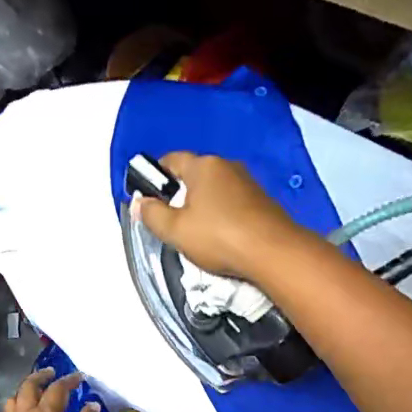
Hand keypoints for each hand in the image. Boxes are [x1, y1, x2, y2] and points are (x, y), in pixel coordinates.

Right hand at [131, 151, 309, 278]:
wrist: (272, 251)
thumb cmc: (218, 237)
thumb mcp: (176, 231)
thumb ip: (152, 215)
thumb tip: (138, 202)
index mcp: (202, 165)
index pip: (170, 159)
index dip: (155, 176)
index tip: (149, 198)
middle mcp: (226, 165)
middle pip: (194, 174)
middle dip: (180, 193)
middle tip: (172, 221)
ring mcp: (247, 181)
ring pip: (214, 188)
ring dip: (203, 205)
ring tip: (197, 232)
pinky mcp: (261, 199)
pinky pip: (232, 201)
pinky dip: (222, 213)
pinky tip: (221, 235)